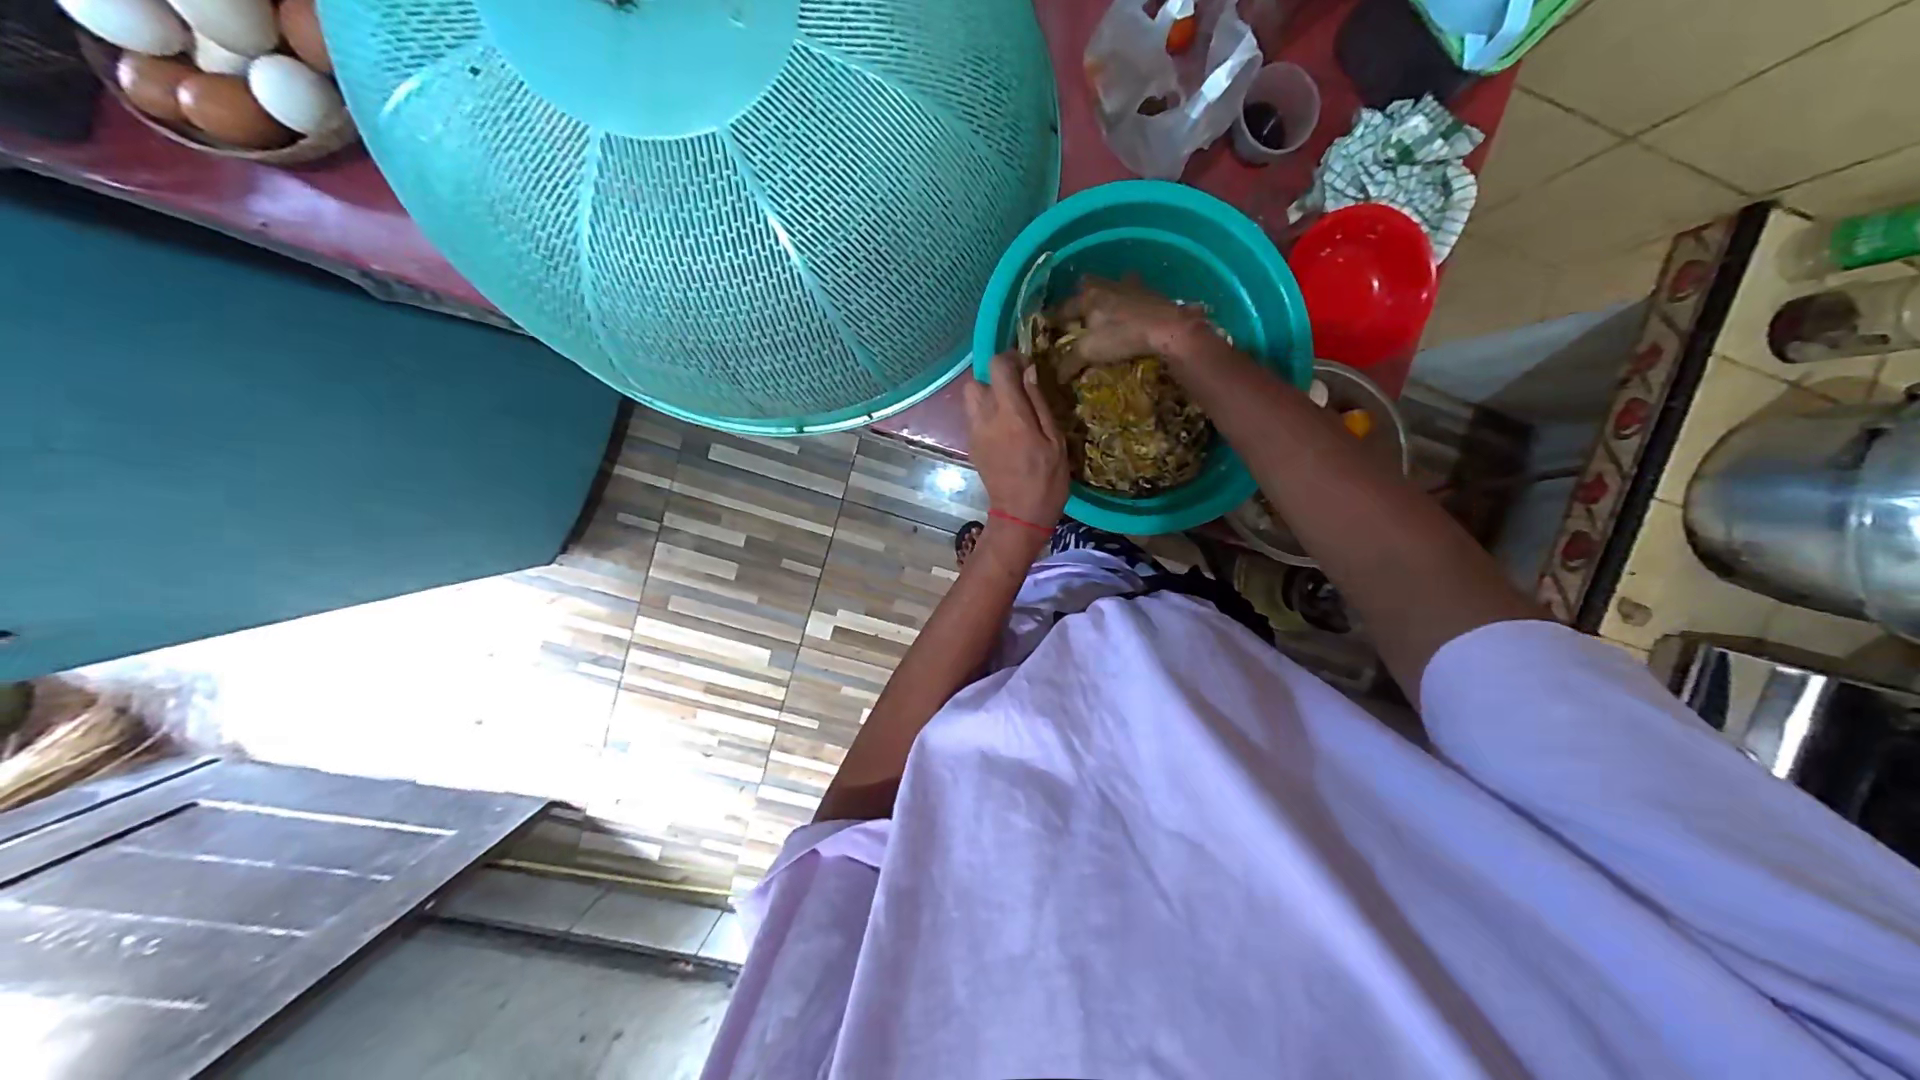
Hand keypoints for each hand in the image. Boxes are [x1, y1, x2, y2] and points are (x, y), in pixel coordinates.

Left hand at [964, 352, 1069, 529]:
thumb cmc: (1047, 480)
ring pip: (971, 398)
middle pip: (977, 380)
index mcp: (1010, 415)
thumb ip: (1038, 402)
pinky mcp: (971, 445)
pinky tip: (1005, 429)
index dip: (1010, 358)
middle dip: (996, 378)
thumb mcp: (1055, 440)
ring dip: (988, 395)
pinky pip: (973, 417)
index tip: (1026, 365)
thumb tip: (1028, 370)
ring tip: (1010, 409)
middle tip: (1017, 389)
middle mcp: (985, 419)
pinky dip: (986, 414)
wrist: (1019, 515)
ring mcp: (974, 433)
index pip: (998, 367)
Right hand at [1055, 277, 1209, 375]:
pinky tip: (1133, 309)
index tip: (1047, 328)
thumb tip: (1058, 375)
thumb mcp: (1090, 351)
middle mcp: (1105, 285)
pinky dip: (1130, 299)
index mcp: (1087, 297)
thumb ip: (1071, 361)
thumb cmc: (1122, 336)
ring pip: (1111, 284)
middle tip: (1080, 313)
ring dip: (1106, 294)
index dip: (1053, 320)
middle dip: (1080, 296)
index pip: (1063, 308)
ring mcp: (1129, 285)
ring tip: (1107, 309)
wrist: (1167, 327)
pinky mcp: (1149, 291)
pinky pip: (1134, 290)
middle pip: (1086, 285)